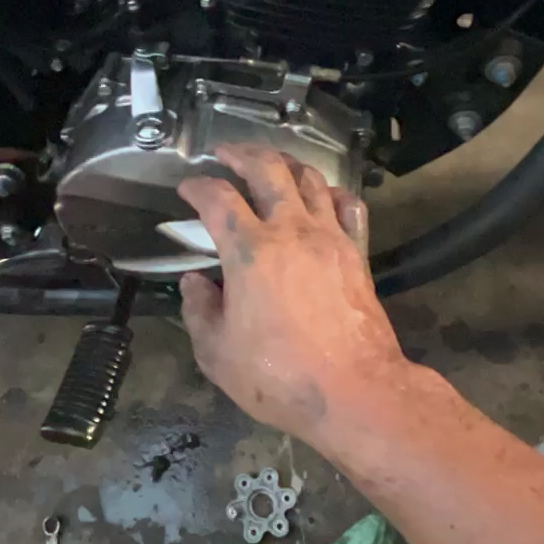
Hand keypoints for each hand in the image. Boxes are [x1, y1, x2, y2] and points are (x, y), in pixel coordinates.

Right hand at [176, 145, 409, 438]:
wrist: (355, 391)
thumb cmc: (279, 376)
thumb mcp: (217, 354)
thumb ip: (199, 311)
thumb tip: (196, 282)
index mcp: (250, 252)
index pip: (217, 198)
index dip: (197, 186)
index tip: (187, 187)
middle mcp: (291, 231)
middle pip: (267, 168)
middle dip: (242, 153)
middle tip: (225, 152)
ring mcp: (329, 237)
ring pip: (310, 178)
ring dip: (285, 163)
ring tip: (271, 163)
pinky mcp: (356, 252)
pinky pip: (348, 205)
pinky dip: (331, 191)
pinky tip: (322, 195)